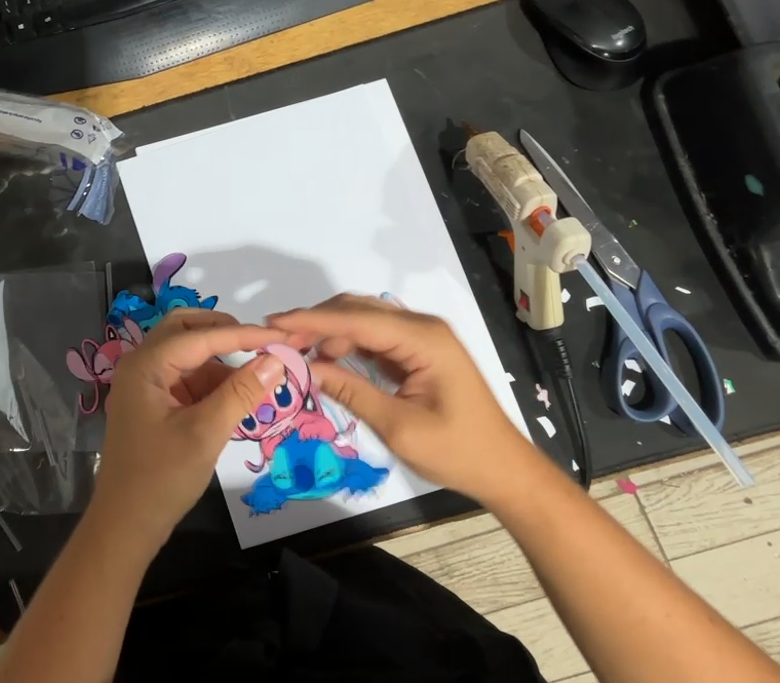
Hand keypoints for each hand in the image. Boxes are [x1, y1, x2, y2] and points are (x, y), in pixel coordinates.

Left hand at [91, 309, 288, 549]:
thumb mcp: (206, 433)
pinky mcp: (153, 404)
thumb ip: (240, 393)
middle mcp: (141, 365)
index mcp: (145, 365)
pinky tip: (238, 396)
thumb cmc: (162, 477)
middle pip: (186, 330)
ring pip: (187, 354)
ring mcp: (145, 385)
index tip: (280, 336)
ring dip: (221, 360)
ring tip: (260, 375)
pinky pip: (186, 378)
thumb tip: (276, 360)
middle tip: (262, 343)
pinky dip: (212, 381)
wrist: (126, 524)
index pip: (200, 336)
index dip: (242, 334)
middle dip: (224, 333)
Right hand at [269, 294, 539, 503]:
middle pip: (358, 309)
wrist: (506, 471)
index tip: (273, 323)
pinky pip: (375, 335)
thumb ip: (352, 392)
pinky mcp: (419, 351)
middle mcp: (423, 327)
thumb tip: (307, 368)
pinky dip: (347, 342)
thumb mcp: (399, 427)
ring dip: (330, 331)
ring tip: (298, 351)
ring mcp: (423, 337)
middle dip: (316, 322)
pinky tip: (326, 358)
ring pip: (364, 318)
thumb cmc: (458, 452)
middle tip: (279, 340)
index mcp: (424, 340)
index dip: (312, 320)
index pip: (356, 320)